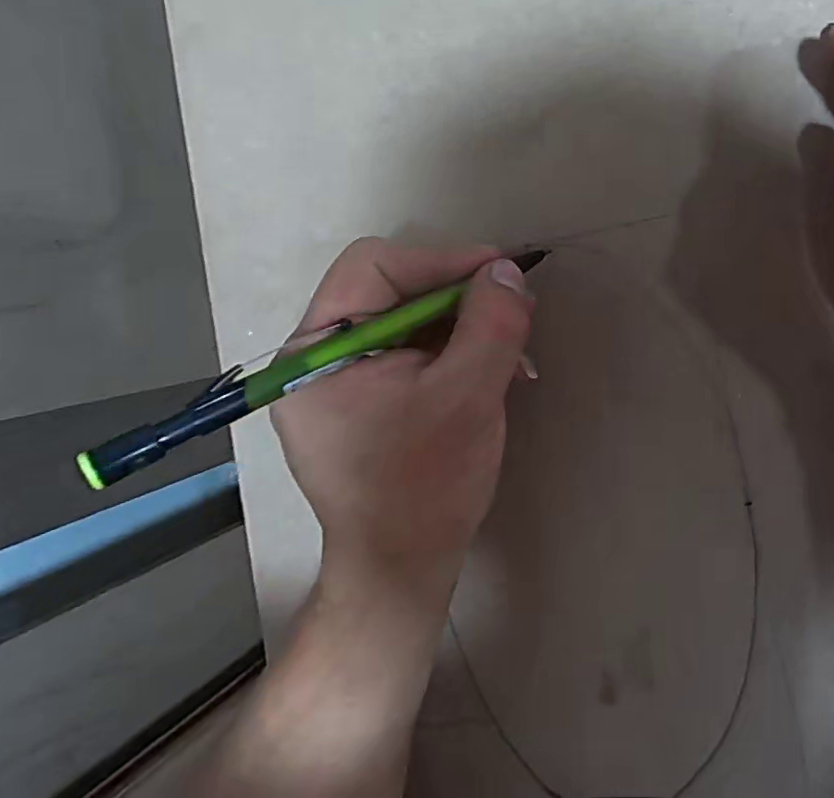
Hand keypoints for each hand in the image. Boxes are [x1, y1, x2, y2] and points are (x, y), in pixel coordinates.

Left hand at [270, 238, 534, 599]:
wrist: (402, 571)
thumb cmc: (425, 486)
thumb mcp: (468, 396)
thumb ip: (491, 324)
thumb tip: (507, 270)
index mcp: (317, 351)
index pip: (374, 268)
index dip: (441, 261)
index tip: (499, 275)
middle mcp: (317, 358)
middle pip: (393, 291)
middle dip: (460, 298)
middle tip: (515, 310)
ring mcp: (339, 382)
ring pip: (409, 322)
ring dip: (466, 328)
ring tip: (514, 352)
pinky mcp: (364, 402)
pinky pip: (411, 354)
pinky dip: (455, 353)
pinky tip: (493, 371)